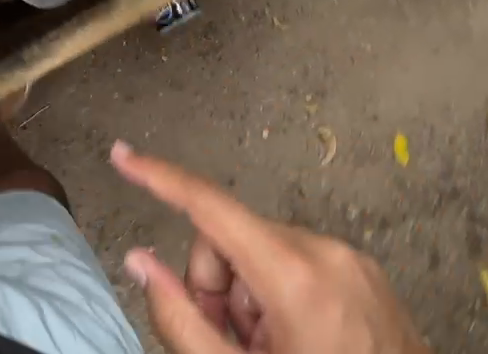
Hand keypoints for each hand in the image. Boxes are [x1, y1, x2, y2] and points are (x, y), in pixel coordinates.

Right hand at [111, 142, 430, 353]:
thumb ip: (180, 319)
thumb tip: (138, 260)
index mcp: (295, 275)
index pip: (209, 206)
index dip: (158, 177)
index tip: (120, 153)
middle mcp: (324, 250)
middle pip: (230, 237)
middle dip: (214, 285)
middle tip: (229, 343)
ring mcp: (351, 260)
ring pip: (260, 250)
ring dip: (246, 295)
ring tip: (269, 349)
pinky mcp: (366, 272)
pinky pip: (296, 261)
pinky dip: (278, 294)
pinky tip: (296, 343)